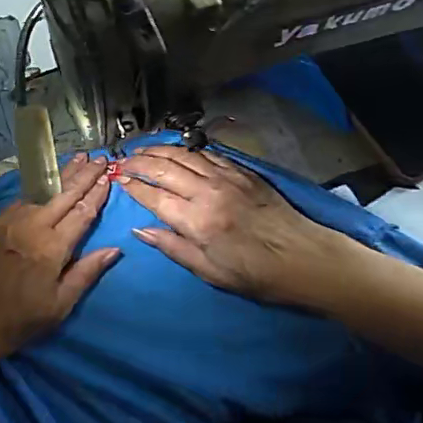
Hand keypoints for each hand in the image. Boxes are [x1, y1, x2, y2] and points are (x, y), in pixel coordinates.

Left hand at [0, 155, 120, 368]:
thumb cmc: (17, 321)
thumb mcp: (59, 306)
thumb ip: (86, 273)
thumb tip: (114, 249)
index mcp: (52, 247)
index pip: (82, 212)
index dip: (96, 194)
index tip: (109, 176)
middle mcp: (32, 226)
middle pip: (64, 194)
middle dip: (83, 175)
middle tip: (100, 157)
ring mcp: (9, 221)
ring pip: (42, 192)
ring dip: (62, 176)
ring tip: (78, 160)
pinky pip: (21, 199)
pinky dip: (38, 189)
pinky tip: (46, 183)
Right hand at [119, 145, 349, 306]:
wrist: (304, 257)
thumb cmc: (255, 274)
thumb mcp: (210, 272)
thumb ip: (173, 247)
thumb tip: (141, 230)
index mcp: (196, 221)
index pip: (153, 196)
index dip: (132, 186)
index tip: (117, 180)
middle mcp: (207, 192)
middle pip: (163, 168)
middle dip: (138, 161)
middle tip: (122, 159)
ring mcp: (226, 177)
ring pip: (183, 154)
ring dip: (158, 149)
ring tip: (141, 148)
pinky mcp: (242, 171)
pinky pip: (207, 153)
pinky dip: (187, 149)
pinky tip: (177, 149)